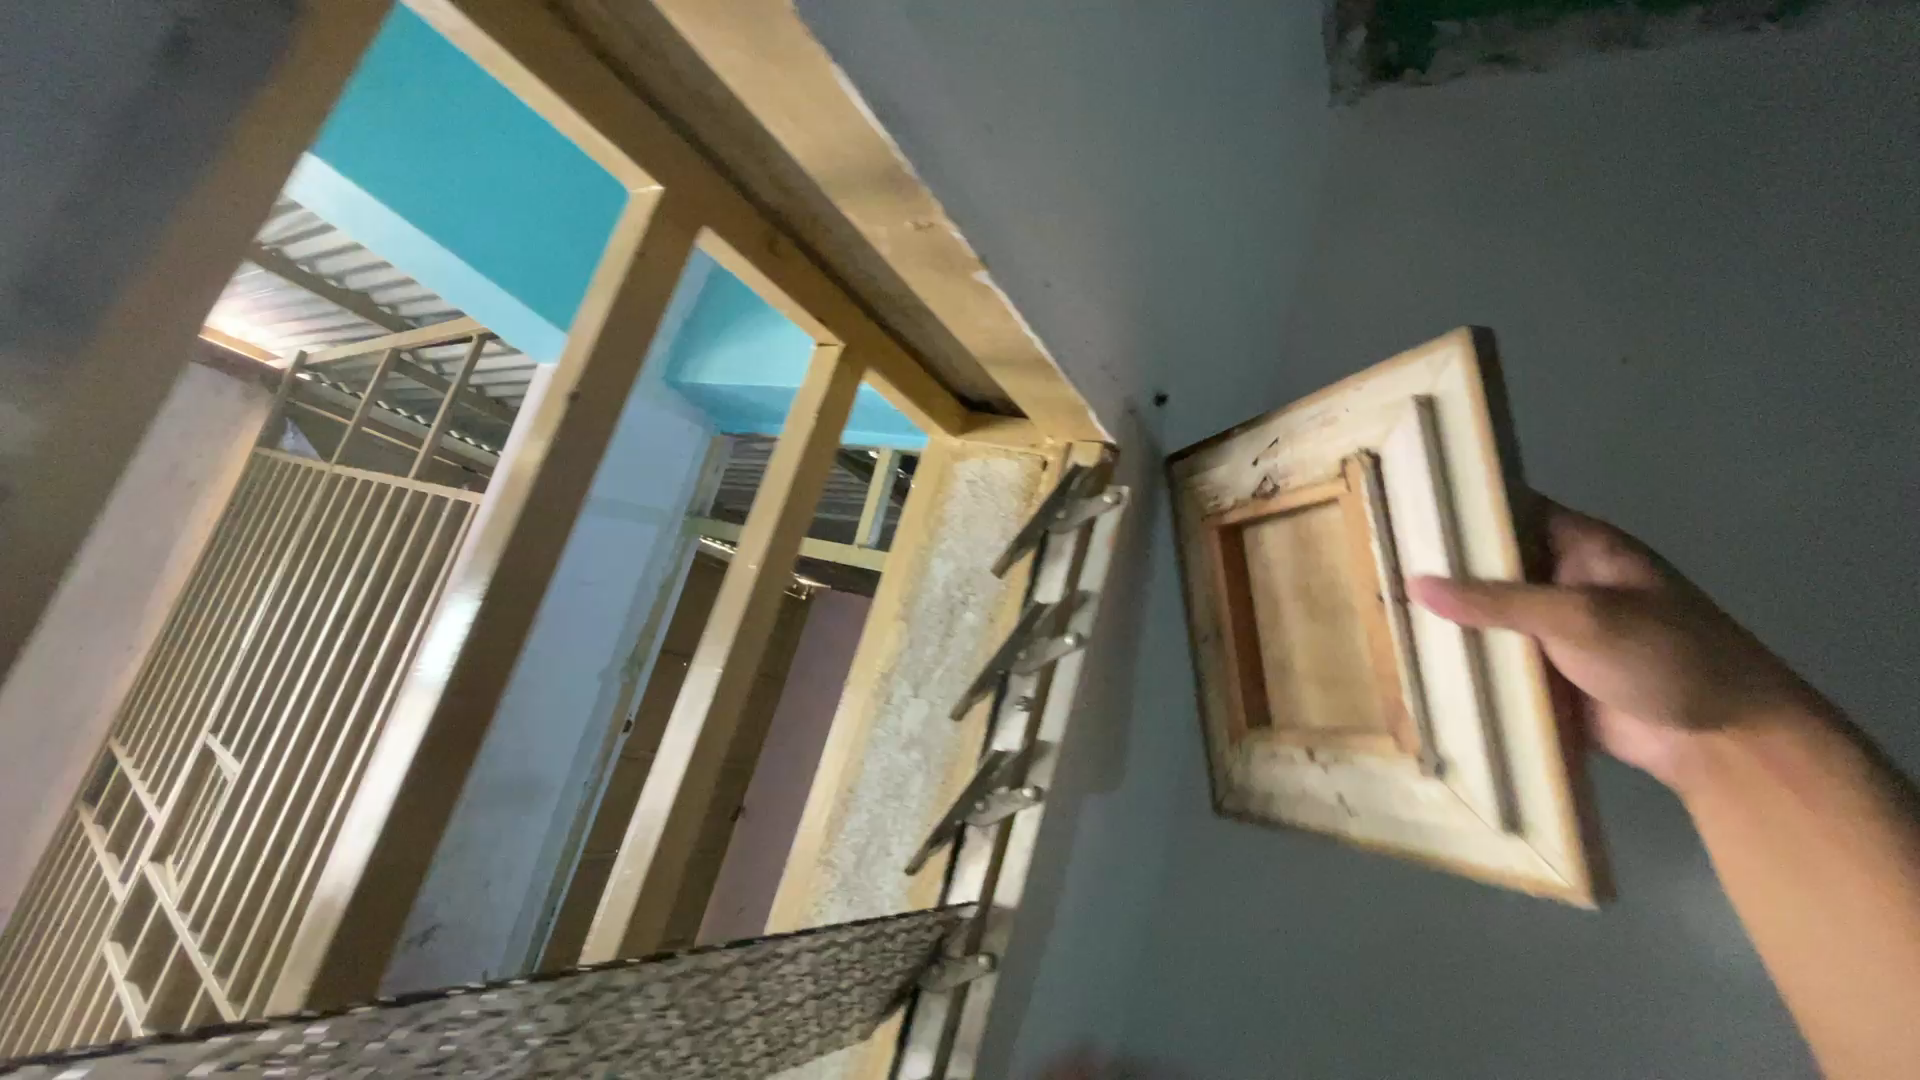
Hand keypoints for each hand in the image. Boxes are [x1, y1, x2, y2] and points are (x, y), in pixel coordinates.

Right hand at [1407, 502, 1826, 790]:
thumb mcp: (1580, 616)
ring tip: (1372, 604)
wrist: (1721, 742)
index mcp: (1579, 546)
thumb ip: (1496, 601)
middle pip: (1485, 562)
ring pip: (1480, 612)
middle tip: (1373, 558)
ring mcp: (1547, 627)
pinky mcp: (1538, 671)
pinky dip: (1455, 655)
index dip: (1457, 503)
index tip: (1399, 503)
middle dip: (1435, 563)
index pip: (1508, 508)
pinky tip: (1408, 653)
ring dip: (1440, 614)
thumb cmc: (1664, 656)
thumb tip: (1414, 584)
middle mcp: (1557, 579)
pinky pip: (1487, 655)